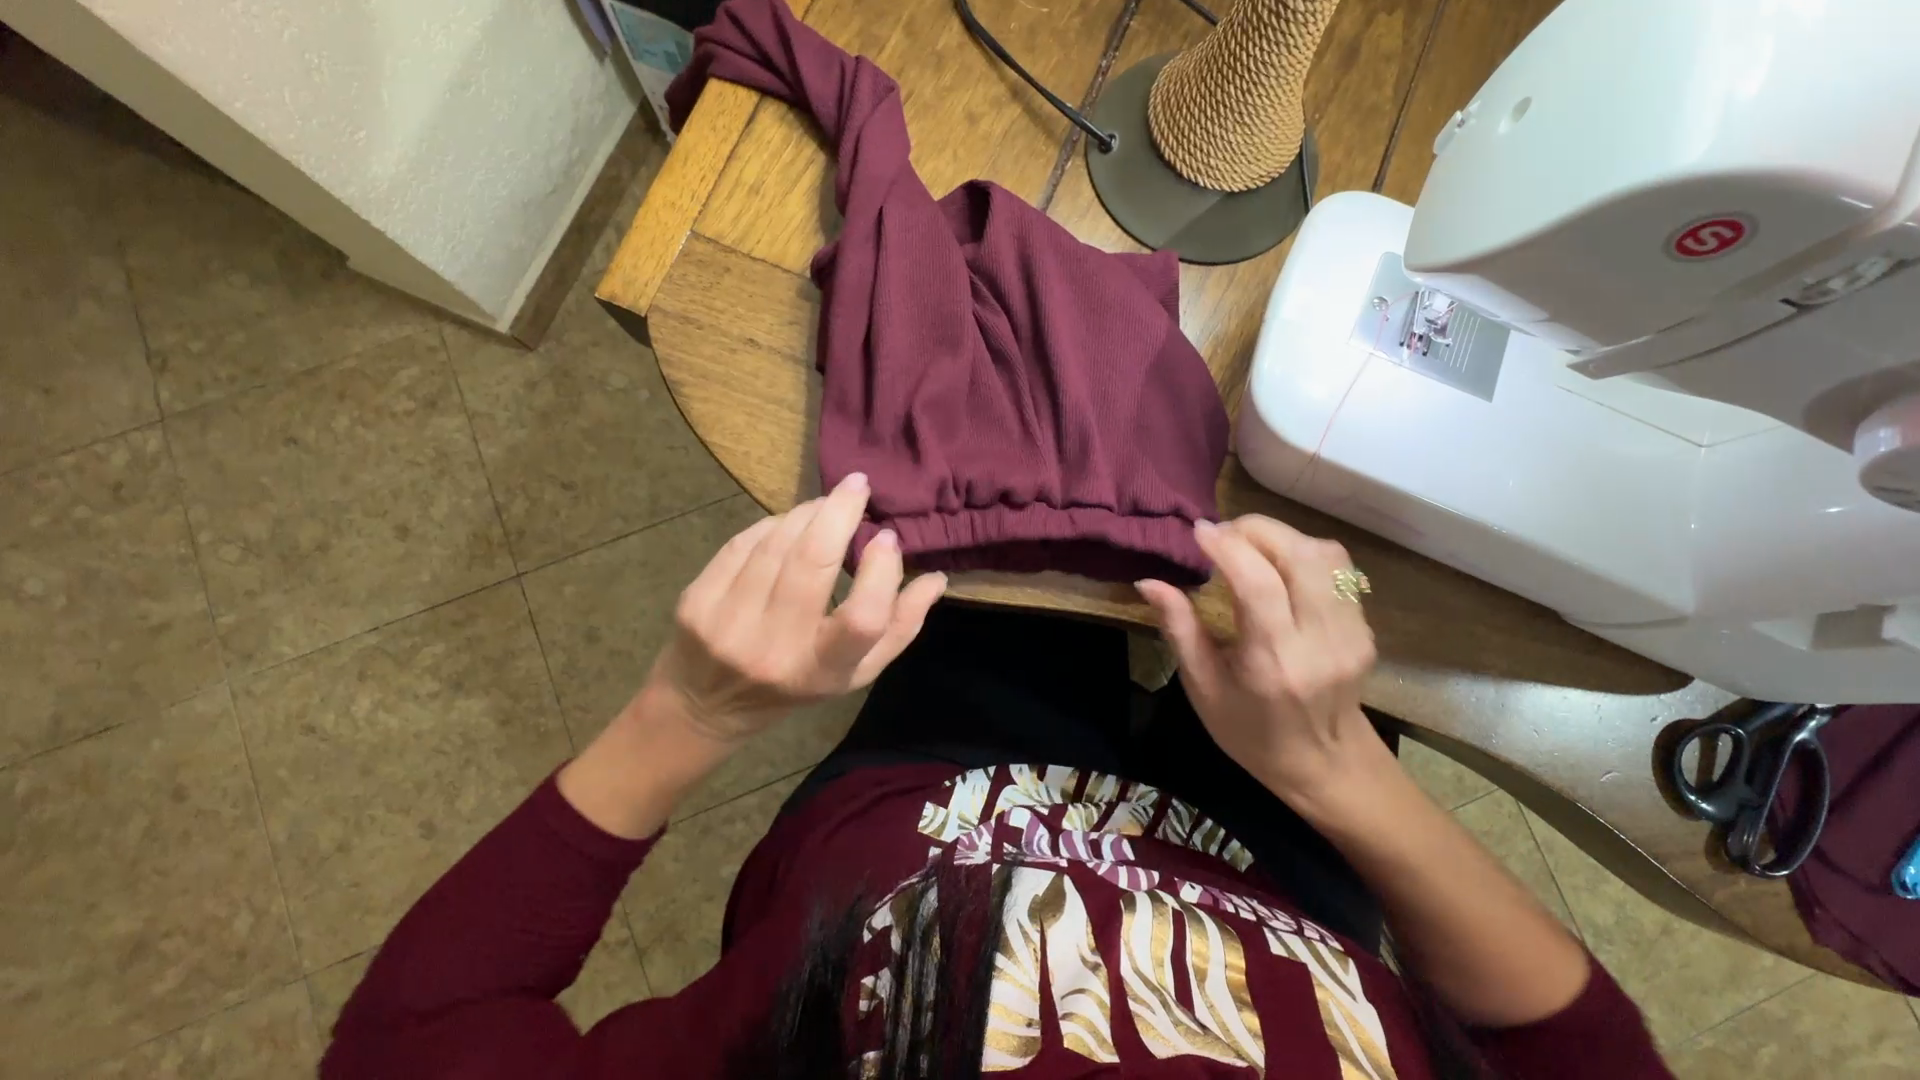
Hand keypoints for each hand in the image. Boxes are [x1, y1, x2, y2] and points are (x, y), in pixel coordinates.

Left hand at [648, 472, 947, 742]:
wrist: (705, 704)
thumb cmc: (796, 686)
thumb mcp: (855, 673)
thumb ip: (899, 627)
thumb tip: (936, 577)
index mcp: (820, 671)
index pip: (860, 618)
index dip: (881, 572)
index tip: (887, 538)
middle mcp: (773, 650)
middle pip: (812, 564)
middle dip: (839, 513)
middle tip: (858, 486)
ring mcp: (728, 624)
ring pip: (777, 544)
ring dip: (807, 513)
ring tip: (826, 505)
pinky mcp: (696, 601)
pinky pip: (743, 544)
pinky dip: (772, 525)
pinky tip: (788, 523)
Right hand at [1136, 516, 1389, 808]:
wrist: (1325, 764)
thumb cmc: (1250, 732)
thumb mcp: (1203, 688)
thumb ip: (1179, 630)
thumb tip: (1150, 581)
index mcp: (1274, 661)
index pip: (1257, 583)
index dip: (1227, 545)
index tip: (1198, 531)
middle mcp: (1320, 640)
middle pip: (1299, 555)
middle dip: (1256, 530)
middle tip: (1222, 534)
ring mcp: (1351, 632)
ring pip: (1326, 554)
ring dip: (1283, 538)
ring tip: (1249, 546)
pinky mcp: (1365, 627)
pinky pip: (1339, 570)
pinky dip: (1304, 554)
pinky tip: (1279, 567)